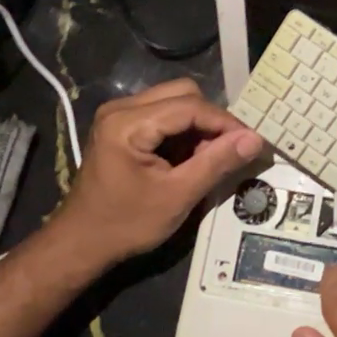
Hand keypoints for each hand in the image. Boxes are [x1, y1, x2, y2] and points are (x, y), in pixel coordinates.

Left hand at [51, 79, 263, 265]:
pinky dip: (182, 131)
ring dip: (198, 125)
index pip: (190, 106)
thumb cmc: (127, 224)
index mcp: (128, 122)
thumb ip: (216, 162)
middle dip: (211, 120)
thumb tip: (255, 139)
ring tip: (210, 157)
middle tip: (229, 150)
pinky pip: (163, 114)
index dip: (226, 122)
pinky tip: (189, 158)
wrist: (81, 243)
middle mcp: (121, 107)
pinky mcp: (121, 125)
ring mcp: (119, 114)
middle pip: (183, 94)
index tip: (253, 142)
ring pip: (175, 101)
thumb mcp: (178, 196)